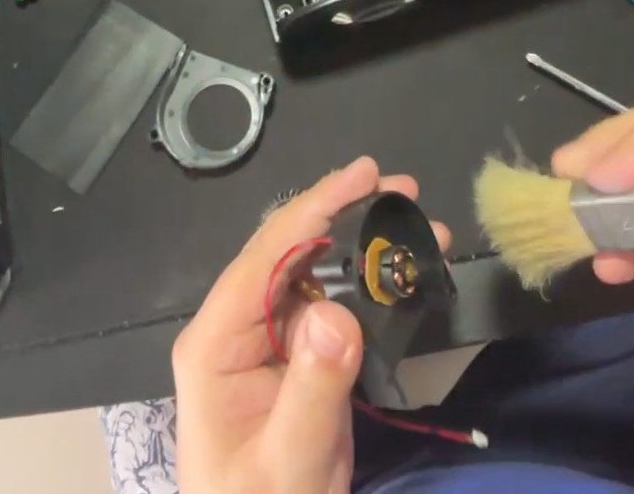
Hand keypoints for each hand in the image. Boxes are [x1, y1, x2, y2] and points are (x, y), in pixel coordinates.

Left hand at [173, 157, 450, 493]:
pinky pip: (333, 306)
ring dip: (363, 245)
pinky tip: (403, 272)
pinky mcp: (298, 357)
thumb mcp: (288, 460)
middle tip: (402, 189)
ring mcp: (268, 339)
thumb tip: (338, 312)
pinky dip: (369, 284)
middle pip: (290, 251)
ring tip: (417, 225)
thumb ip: (312, 388)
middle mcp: (238, 326)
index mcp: (216, 339)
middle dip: (344, 213)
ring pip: (315, 273)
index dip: (314, 208)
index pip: (265, 255)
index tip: (364, 174)